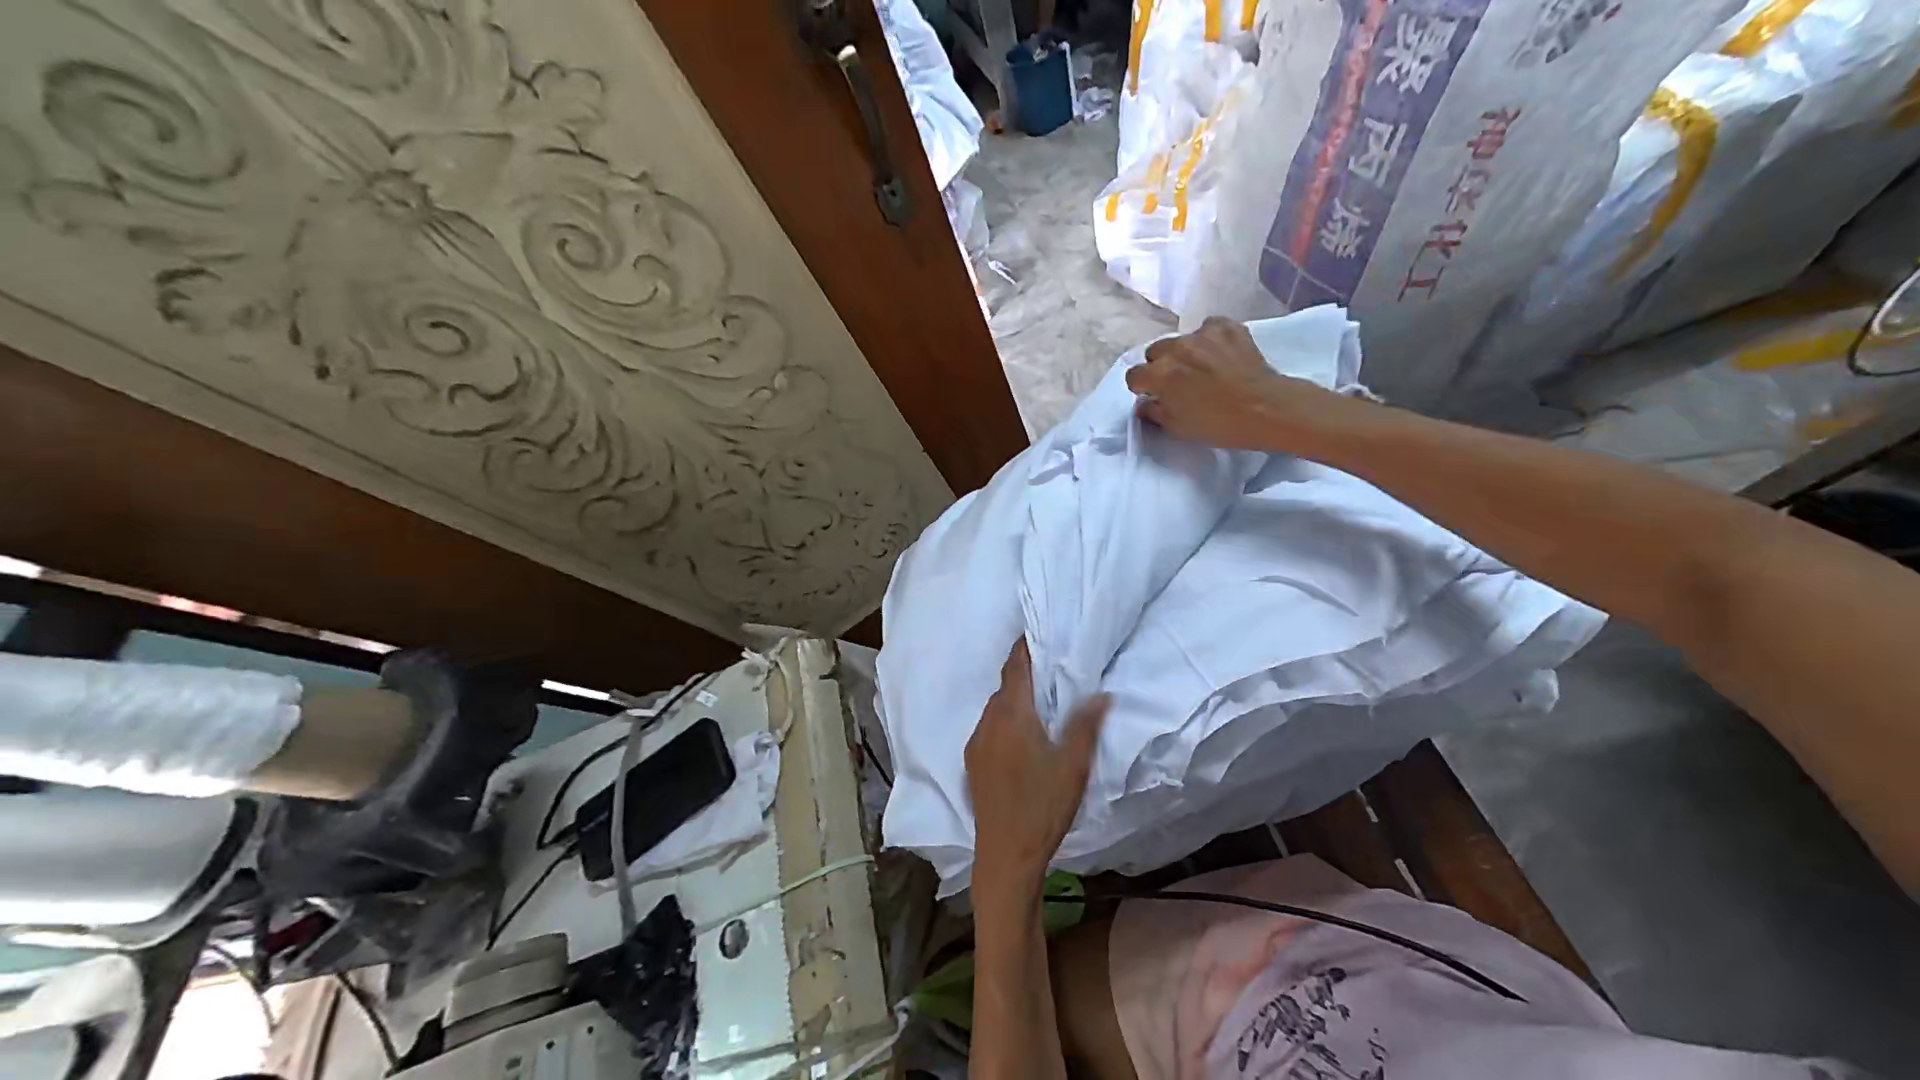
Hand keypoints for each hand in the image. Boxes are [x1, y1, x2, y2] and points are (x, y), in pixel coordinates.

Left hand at [966, 639, 1109, 886]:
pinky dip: (1005, 722)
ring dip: (1015, 700)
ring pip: (996, 708)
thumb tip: (1102, 693)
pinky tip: (1022, 739)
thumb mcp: (1074, 765)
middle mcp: (988, 721)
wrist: (1006, 854)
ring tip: (1041, 703)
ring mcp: (976, 743)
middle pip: (1006, 687)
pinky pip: (989, 729)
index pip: (1015, 666)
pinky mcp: (973, 763)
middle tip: (1052, 669)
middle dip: (1025, 674)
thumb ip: (1085, 724)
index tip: (1038, 633)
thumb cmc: (1043, 805)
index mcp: (1012, 713)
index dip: (1025, 647)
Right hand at [1125, 316, 1352, 452]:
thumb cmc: (1220, 425)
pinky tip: (1220, 354)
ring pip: (1181, 340)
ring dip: (1185, 353)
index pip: (1134, 375)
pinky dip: (1210, 339)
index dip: (1142, 388)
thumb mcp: (1179, 428)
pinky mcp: (1227, 327)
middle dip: (1161, 367)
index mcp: (1160, 374)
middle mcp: (1176, 348)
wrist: (1268, 409)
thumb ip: (1154, 412)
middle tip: (1179, 383)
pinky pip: (1208, 328)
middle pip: (1154, 353)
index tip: (1154, 396)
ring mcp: (1202, 334)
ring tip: (1203, 368)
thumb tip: (1145, 402)